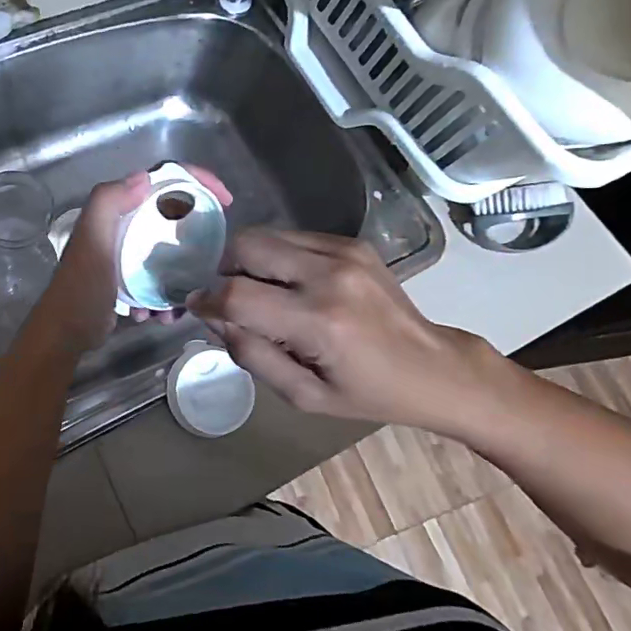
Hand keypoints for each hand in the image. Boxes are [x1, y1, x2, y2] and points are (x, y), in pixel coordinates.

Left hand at [25, 165, 231, 353]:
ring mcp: (128, 253)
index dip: (196, 180)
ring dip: (184, 271)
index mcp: (116, 210)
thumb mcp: (93, 240)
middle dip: (196, 232)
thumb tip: (146, 178)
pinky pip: (162, 279)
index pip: (162, 180)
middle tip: (216, 249)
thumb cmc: (81, 287)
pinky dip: (167, 294)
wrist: (66, 333)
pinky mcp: (131, 279)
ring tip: (187, 293)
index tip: (224, 200)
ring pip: (171, 251)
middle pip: (172, 216)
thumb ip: (109, 203)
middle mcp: (124, 226)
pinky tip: (163, 312)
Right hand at [186, 229, 501, 429]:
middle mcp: (329, 275)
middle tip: (228, 296)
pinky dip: (278, 254)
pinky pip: (295, 236)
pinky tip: (288, 281)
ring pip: (267, 234)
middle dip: (224, 269)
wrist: (432, 366)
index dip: (207, 301)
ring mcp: (344, 252)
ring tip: (258, 289)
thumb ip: (253, 356)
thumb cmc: (367, 393)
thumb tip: (217, 319)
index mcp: (318, 322)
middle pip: (247, 247)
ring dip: (249, 259)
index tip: (198, 308)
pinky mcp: (353, 243)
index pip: (238, 295)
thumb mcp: (304, 396)